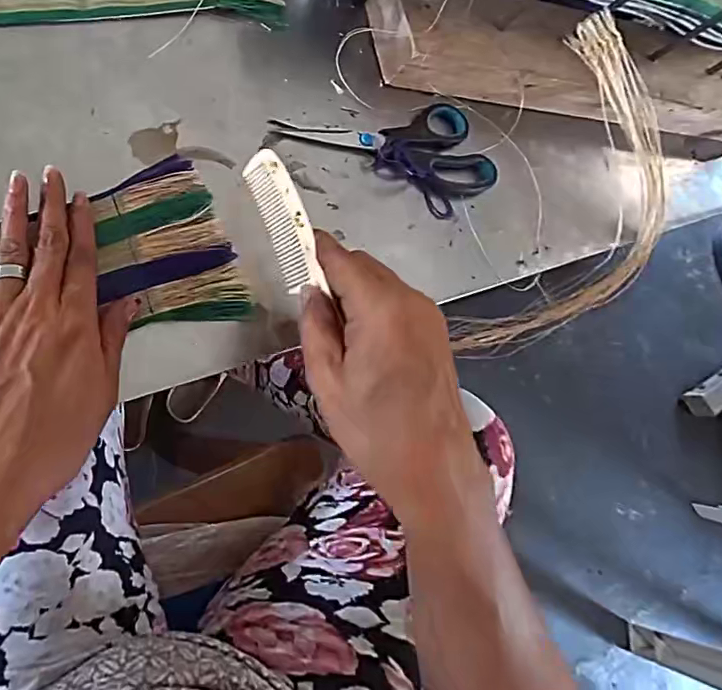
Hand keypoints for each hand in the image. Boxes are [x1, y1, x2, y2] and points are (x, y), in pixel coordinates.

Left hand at [0, 167, 136, 557]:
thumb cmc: (50, 444)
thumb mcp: (99, 399)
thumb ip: (110, 342)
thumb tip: (127, 300)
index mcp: (74, 325)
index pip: (82, 263)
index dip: (82, 227)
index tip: (81, 198)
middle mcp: (37, 309)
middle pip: (48, 248)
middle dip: (51, 207)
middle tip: (52, 175)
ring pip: (9, 254)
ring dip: (14, 215)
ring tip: (17, 182)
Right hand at [298, 230, 483, 524]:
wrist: (438, 476)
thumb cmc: (374, 432)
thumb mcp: (326, 380)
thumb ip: (314, 325)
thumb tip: (310, 291)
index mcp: (382, 309)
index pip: (339, 257)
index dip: (309, 247)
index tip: (283, 244)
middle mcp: (410, 302)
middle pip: (360, 264)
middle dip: (328, 272)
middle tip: (301, 304)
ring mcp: (428, 316)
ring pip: (377, 279)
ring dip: (349, 288)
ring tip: (328, 327)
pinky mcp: (435, 332)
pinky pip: (393, 298)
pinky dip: (369, 302)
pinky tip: (355, 338)